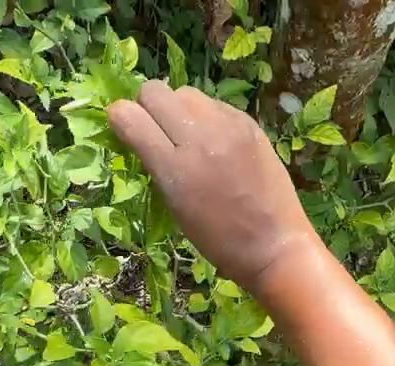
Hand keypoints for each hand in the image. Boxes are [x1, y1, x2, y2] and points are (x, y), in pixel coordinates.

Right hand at [109, 81, 321, 295]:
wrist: (273, 245)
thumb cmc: (219, 242)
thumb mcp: (177, 210)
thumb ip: (159, 168)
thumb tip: (145, 137)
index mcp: (175, 170)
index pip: (130, 117)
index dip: (121, 119)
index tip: (125, 130)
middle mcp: (199, 139)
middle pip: (155, 91)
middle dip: (149, 107)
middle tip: (159, 132)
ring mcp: (226, 126)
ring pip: (185, 92)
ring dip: (179, 110)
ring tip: (190, 138)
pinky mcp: (248, 123)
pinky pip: (215, 104)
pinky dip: (207, 118)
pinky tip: (217, 144)